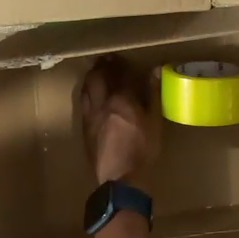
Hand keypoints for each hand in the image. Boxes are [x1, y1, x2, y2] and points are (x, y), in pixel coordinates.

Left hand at [76, 54, 162, 188]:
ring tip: (96, 72)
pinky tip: (90, 94)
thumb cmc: (142, 150)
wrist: (120, 179)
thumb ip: (153, 94)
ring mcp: (91, 116)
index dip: (121, 64)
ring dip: (91, 77)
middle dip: (102, 66)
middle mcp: (103, 103)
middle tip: (106, 59)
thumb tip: (155, 71)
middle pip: (98, 77)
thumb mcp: (154, 122)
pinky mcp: (85, 128)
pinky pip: (83, 103)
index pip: (120, 74)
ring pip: (87, 89)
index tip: (121, 57)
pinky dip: (86, 93)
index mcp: (122, 99)